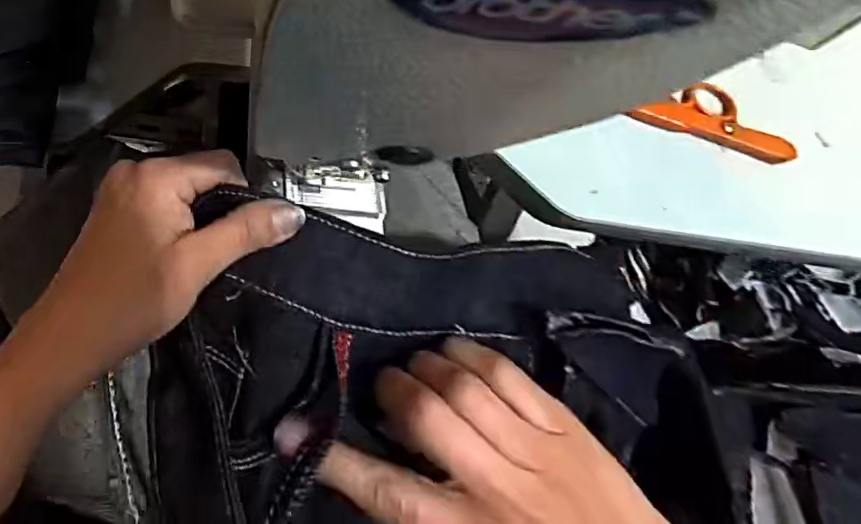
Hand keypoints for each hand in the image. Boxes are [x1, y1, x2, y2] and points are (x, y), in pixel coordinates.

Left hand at [14, 150, 305, 386]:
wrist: (66, 338)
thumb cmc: (131, 302)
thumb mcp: (196, 266)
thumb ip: (245, 231)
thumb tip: (292, 212)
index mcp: (155, 175)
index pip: (223, 164)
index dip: (245, 196)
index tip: (252, 235)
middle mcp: (135, 168)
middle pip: (201, 173)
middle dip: (221, 207)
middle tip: (226, 252)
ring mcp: (120, 186)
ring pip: (182, 189)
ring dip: (199, 216)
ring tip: (202, 256)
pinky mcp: (113, 205)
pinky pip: (160, 199)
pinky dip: (177, 219)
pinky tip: (176, 253)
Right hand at [278, 338, 667, 523]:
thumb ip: (431, 521)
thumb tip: (385, 488)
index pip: (387, 493)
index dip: (337, 459)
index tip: (293, 433)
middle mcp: (498, 489)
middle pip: (424, 415)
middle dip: (393, 390)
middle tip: (385, 387)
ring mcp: (537, 453)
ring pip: (464, 387)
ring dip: (430, 366)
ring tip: (419, 366)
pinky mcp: (567, 429)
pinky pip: (509, 377)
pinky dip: (475, 356)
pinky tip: (459, 353)